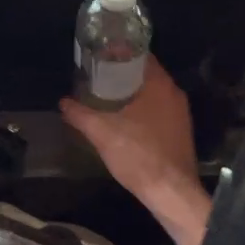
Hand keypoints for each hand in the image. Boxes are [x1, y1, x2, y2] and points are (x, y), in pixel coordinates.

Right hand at [60, 57, 205, 232]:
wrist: (171, 192)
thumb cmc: (138, 155)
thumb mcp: (102, 132)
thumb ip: (80, 114)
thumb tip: (63, 102)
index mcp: (160, 84)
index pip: (141, 54)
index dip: (120, 52)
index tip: (101, 54)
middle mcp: (174, 93)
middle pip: (147, 73)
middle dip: (123, 72)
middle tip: (99, 73)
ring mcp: (180, 113)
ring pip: (154, 93)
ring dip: (133, 91)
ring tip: (108, 94)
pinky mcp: (181, 131)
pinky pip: (160, 109)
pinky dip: (143, 107)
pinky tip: (125, 117)